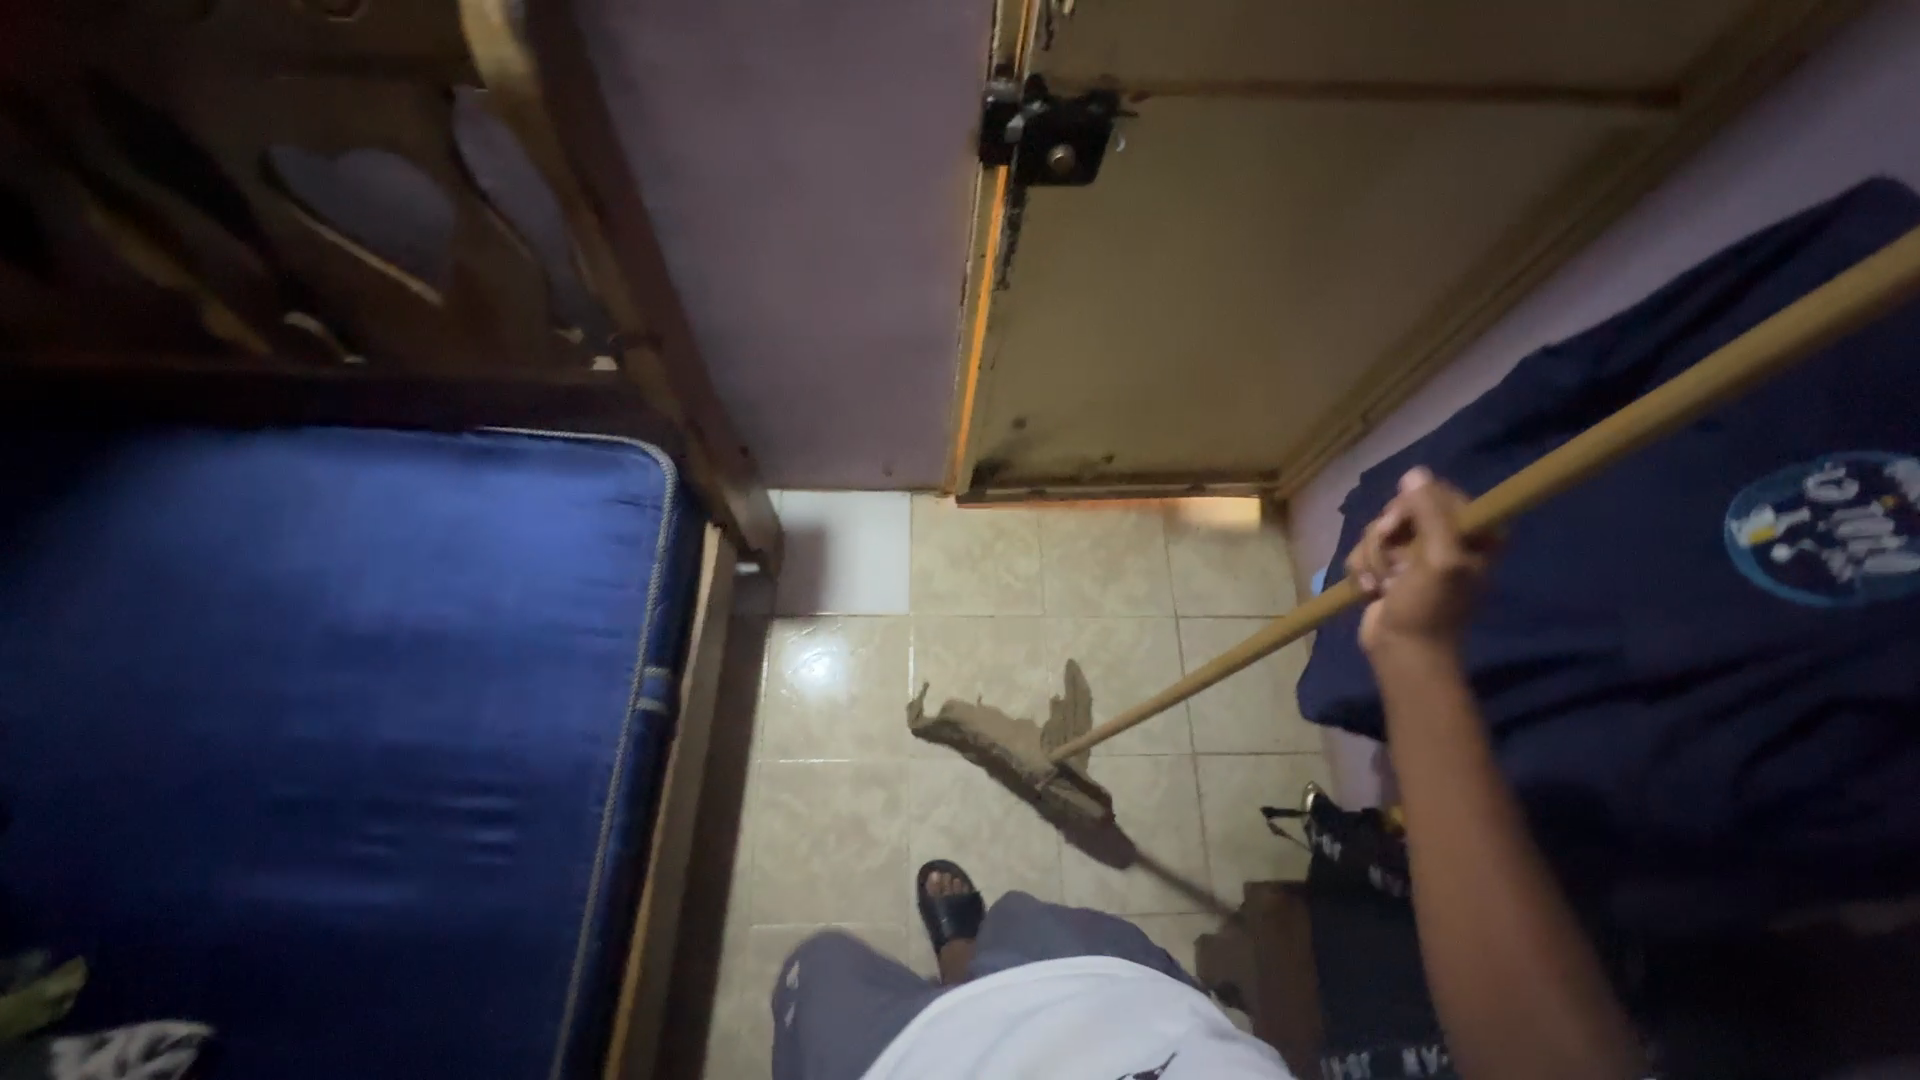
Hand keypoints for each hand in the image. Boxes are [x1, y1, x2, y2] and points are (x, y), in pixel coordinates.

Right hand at [1346, 467, 1498, 654]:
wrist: (1403, 651)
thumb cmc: (1429, 608)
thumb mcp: (1439, 557)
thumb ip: (1429, 513)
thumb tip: (1413, 474)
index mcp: (1474, 533)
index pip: (1438, 493)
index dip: (1412, 505)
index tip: (1400, 524)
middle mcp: (1446, 538)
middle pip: (1403, 509)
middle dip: (1386, 536)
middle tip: (1391, 559)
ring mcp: (1415, 554)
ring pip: (1378, 530)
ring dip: (1373, 557)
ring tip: (1382, 584)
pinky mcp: (1389, 567)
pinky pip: (1364, 550)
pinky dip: (1363, 569)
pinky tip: (1372, 589)